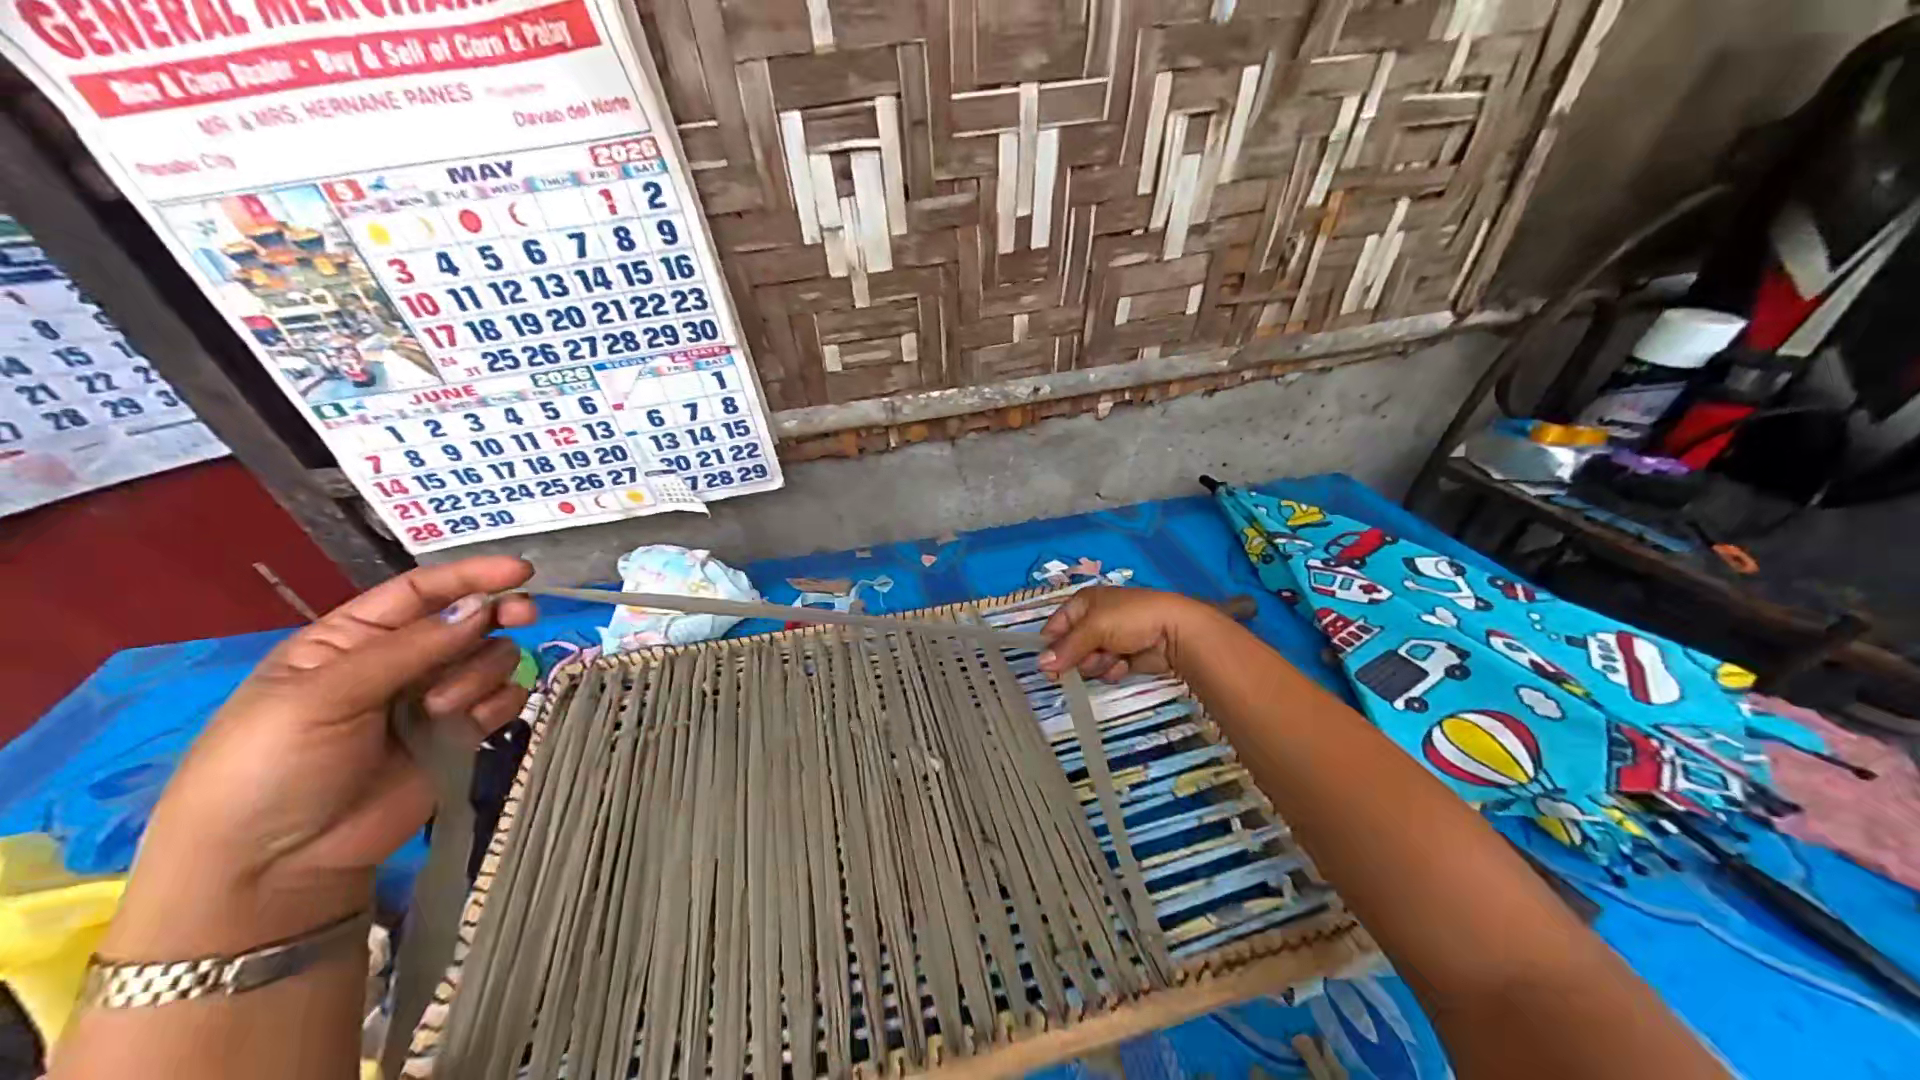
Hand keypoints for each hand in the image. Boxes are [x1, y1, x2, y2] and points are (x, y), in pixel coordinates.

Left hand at [106, 557, 537, 957]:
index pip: (420, 592)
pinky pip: (502, 701)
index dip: (471, 576)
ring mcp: (431, 700)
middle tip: (524, 615)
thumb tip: (483, 607)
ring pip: (490, 659)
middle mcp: (399, 662)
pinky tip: (470, 725)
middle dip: (497, 615)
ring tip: (443, 708)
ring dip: (479, 674)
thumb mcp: (323, 696)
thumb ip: (408, 648)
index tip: (521, 571)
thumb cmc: (271, 767)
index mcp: (351, 640)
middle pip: (467, 620)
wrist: (275, 865)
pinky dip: (497, 706)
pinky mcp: (459, 736)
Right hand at [1036, 586, 1226, 681]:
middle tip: (1092, 658)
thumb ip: (1066, 647)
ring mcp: (1110, 639)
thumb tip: (1041, 665)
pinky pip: (1107, 669)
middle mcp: (1094, 619)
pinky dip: (1114, 669)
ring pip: (1088, 662)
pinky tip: (1126, 664)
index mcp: (1083, 603)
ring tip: (1114, 658)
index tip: (1049, 669)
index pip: (1055, 626)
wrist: (1175, 631)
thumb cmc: (1130, 619)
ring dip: (1098, 665)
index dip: (1051, 646)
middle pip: (1071, 648)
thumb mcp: (1094, 627)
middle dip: (1080, 657)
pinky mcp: (1124, 656)